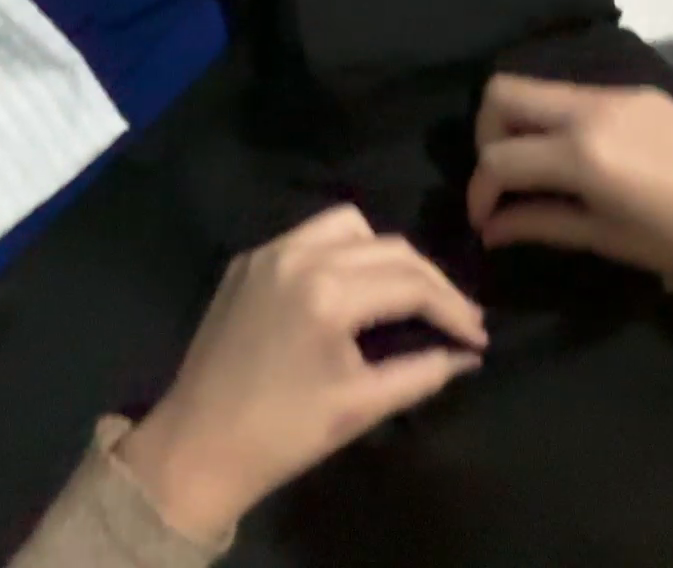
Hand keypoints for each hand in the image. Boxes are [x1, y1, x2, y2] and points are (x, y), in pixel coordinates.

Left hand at [117, 206, 486, 540]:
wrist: (195, 447)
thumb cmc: (282, 434)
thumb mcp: (360, 406)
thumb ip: (423, 372)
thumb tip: (466, 355)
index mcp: (327, 294)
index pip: (411, 284)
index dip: (453, 309)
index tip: (477, 335)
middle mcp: (299, 255)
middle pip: (388, 247)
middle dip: (429, 280)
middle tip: (454, 316)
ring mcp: (269, 251)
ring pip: (348, 225)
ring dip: (385, 253)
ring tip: (403, 293)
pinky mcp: (248, 259)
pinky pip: (309, 236)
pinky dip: (342, 252)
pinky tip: (351, 286)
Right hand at [465, 74, 672, 275]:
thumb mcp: (604, 238)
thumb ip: (538, 224)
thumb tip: (489, 228)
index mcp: (582, 153)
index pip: (499, 157)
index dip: (479, 191)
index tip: (484, 219)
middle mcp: (589, 109)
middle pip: (501, 93)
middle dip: (486, 135)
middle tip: (503, 177)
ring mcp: (612, 93)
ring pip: (535, 87)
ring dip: (519, 123)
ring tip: (536, 167)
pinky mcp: (632, 90)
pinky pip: (571, 94)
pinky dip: (553, 119)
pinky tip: (576, 155)